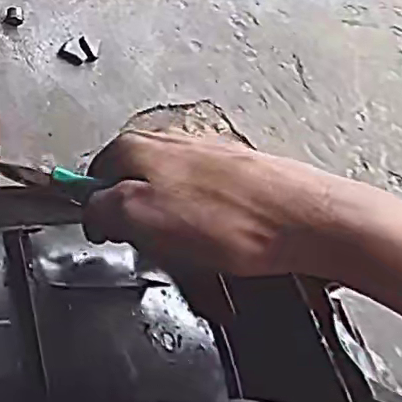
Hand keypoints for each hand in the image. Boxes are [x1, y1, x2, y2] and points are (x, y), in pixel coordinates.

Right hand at [81, 131, 345, 276]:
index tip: (113, 236)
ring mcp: (202, 156)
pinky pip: (204, 210)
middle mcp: (166, 143)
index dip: (101, 213)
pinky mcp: (233, 174)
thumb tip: (91, 209)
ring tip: (200, 259)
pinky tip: (225, 248)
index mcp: (136, 146)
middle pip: (132, 189)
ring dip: (176, 234)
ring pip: (169, 202)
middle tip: (160, 252)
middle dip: (142, 226)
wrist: (310, 221)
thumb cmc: (235, 219)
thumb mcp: (143, 218)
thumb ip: (103, 209)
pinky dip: (208, 233)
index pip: (95, 178)